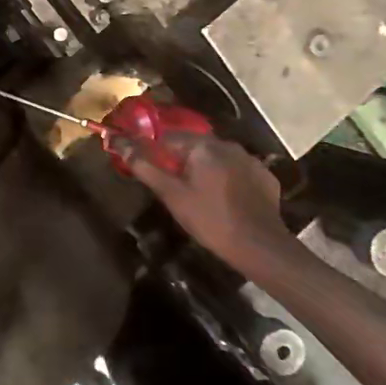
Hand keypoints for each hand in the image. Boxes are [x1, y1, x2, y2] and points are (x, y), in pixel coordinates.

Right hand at [125, 129, 294, 273]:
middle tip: (178, 189)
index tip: (155, 173)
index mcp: (202, 145)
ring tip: (203, 196)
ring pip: (218, 158)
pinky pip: (238, 171)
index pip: (169, 139)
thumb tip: (121, 144)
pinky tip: (227, 201)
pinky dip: (229, 180)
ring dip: (207, 170)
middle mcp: (227, 144)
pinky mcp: (264, 175)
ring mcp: (249, 158)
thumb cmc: (210, 219)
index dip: (158, 154)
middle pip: (195, 147)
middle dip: (184, 163)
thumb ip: (145, 168)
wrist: (258, 245)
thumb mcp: (172, 196)